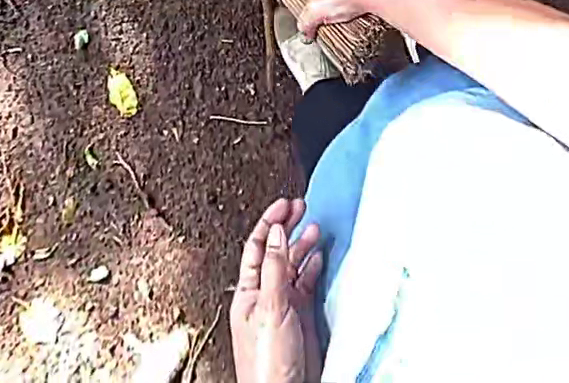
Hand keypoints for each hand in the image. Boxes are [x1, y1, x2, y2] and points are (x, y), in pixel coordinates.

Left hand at [231, 197, 323, 382]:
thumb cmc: (268, 364)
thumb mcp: (270, 308)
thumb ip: (274, 268)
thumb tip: (276, 231)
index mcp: (248, 291)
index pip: (257, 246)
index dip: (269, 222)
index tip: (284, 204)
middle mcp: (265, 294)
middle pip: (276, 251)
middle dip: (287, 227)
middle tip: (302, 207)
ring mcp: (284, 305)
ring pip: (293, 266)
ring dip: (303, 246)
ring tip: (316, 229)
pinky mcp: (301, 317)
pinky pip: (306, 285)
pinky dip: (313, 268)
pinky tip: (319, 257)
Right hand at [297, 0, 405, 40]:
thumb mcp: (314, 10)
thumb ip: (305, 21)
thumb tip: (304, 30)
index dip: (313, 6)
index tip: (314, 18)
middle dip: (331, 9)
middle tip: (330, 20)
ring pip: (348, 0)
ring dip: (347, 11)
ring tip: (346, 19)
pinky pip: (363, 4)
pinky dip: (361, 12)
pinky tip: (359, 17)